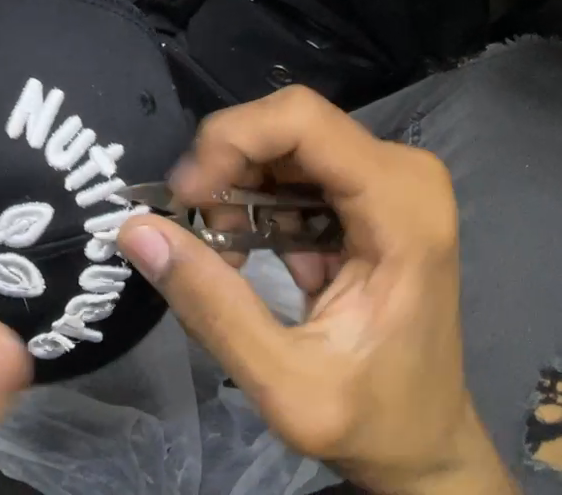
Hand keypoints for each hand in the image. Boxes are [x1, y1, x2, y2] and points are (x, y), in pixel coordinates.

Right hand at [116, 87, 515, 494]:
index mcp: (404, 210)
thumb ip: (211, 306)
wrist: (427, 441)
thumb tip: (134, 229)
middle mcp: (403, 173)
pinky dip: (254, 198)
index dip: (230, 142)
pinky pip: (289, 162)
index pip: (301, 120)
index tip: (185, 198)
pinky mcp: (368, 187)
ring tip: (226, 255)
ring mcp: (388, 176)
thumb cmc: (374, 422)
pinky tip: (253, 250)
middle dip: (225, 169)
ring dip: (235, 187)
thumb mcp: (286, 385)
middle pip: (285, 124)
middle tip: (195, 232)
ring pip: (279, 139)